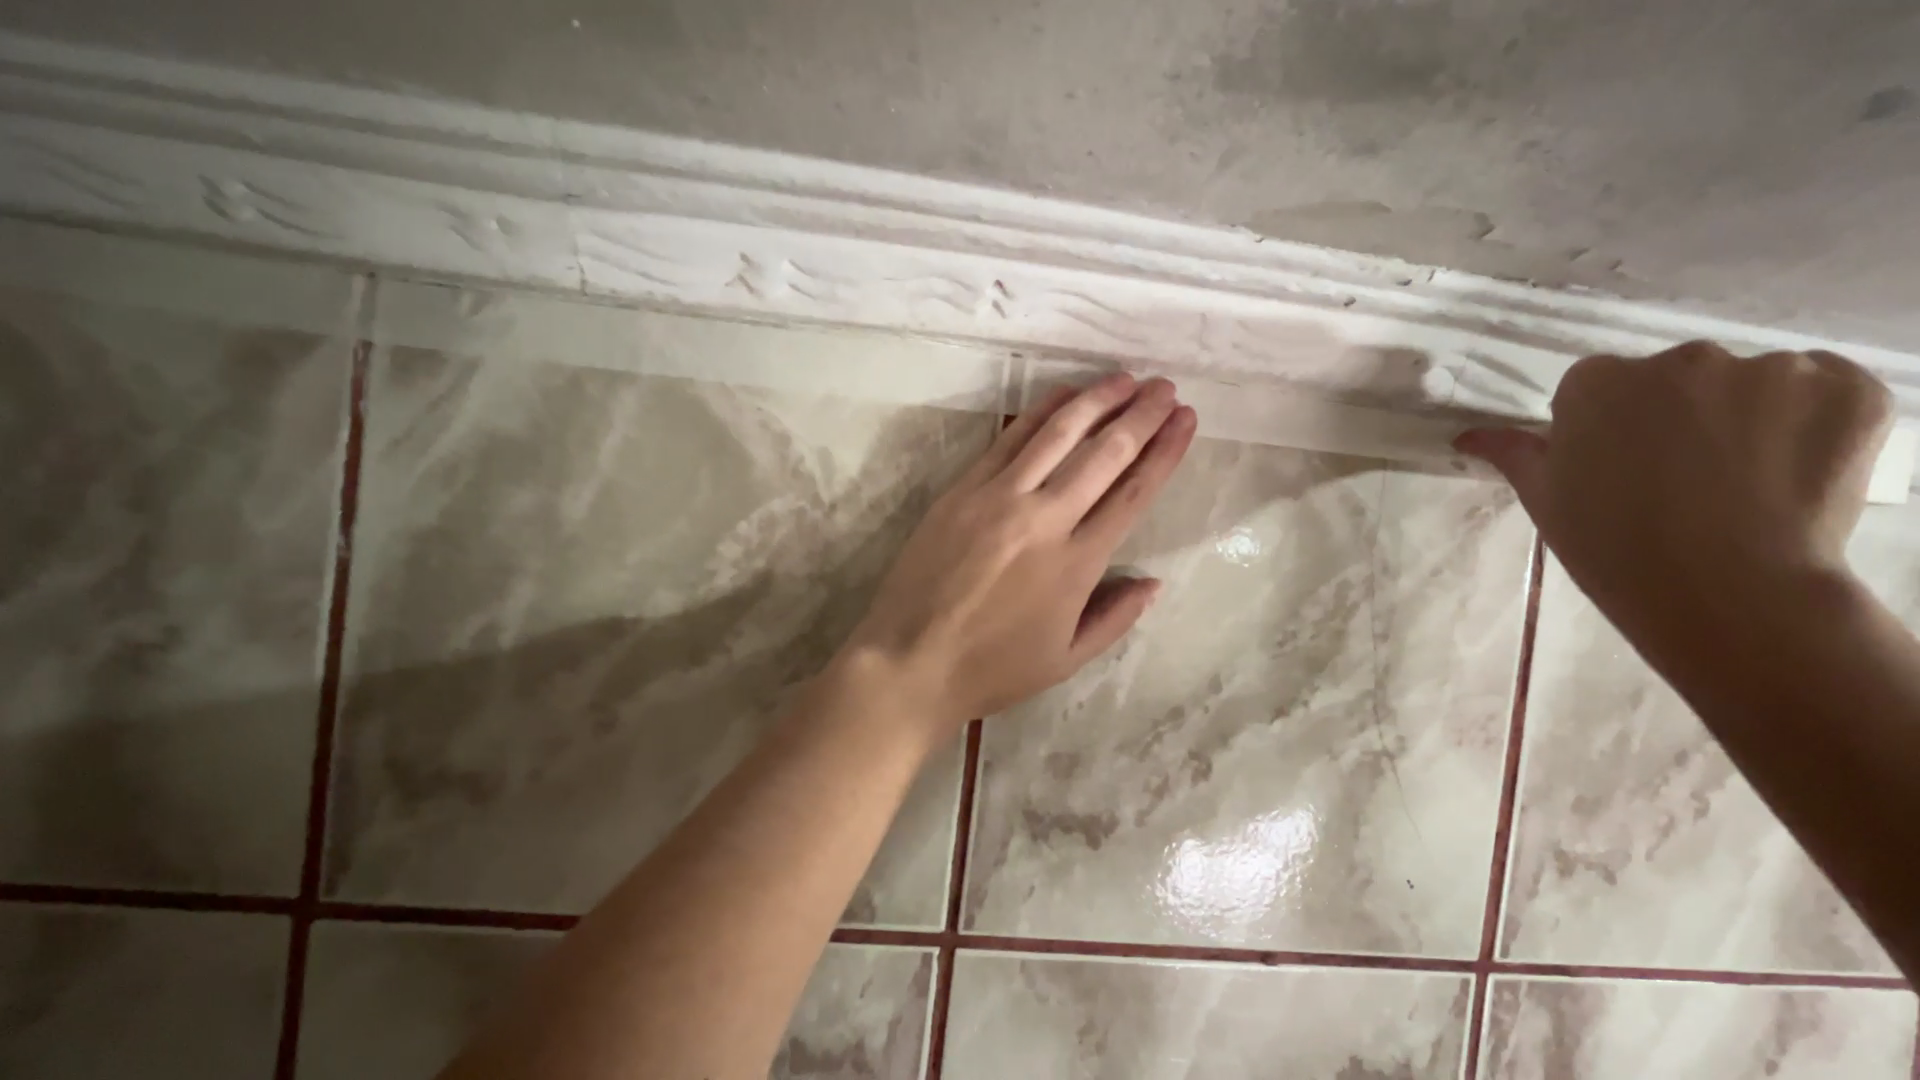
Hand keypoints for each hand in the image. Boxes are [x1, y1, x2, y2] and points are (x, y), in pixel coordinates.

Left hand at [837, 374, 1197, 734]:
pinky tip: (1064, 396)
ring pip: (1058, 434)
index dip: (1165, 451)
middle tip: (1165, 388)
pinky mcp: (963, 489)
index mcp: (1077, 564)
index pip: (1133, 493)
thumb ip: (1116, 617)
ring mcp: (999, 497)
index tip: (1187, 420)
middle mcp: (1044, 519)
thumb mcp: (1066, 659)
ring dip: (1097, 400)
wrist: (908, 660)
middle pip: (1104, 453)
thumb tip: (1154, 581)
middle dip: (1141, 415)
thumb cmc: (992, 669)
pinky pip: (1009, 439)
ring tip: (1125, 378)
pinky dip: (1041, 412)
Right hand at [1455, 341, 1893, 648]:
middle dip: (1680, 417)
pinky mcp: (1849, 389)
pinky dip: (1819, 422)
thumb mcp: (1546, 499)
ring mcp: (1770, 369)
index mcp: (1598, 382)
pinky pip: (1829, 391)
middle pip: (1676, 380)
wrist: (1725, 590)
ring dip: (1750, 417)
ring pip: (1754, 384)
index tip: (1620, 473)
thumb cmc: (1612, 546)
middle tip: (1683, 482)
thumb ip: (1513, 453)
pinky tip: (1798, 471)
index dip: (1609, 431)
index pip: (1600, 389)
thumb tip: (1468, 435)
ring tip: (1748, 483)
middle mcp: (1679, 359)